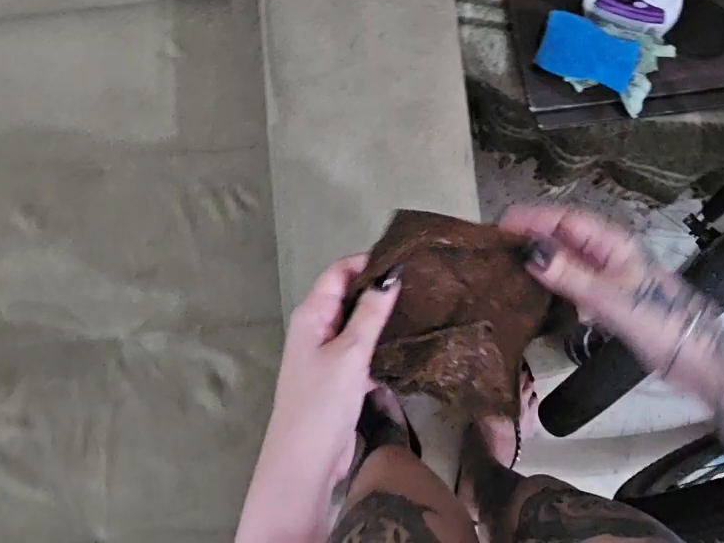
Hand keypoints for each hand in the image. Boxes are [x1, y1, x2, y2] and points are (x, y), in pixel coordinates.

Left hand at [236, 254, 401, 542]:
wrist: (305, 464)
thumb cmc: (323, 401)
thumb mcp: (351, 352)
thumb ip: (371, 312)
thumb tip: (391, 275)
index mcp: (311, 314)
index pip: (339, 271)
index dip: (367, 262)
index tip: (403, 260)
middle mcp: (316, 328)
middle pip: (348, 295)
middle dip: (378, 288)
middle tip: (418, 283)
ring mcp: (326, 354)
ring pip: (357, 324)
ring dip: (381, 318)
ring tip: (419, 309)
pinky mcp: (339, 378)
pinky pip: (362, 350)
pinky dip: (380, 345)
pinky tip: (406, 346)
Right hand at [500, 204, 723, 399]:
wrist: (702, 363)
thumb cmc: (664, 323)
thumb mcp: (613, 300)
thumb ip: (571, 277)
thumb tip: (530, 254)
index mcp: (613, 244)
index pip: (564, 220)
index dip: (533, 218)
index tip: (502, 222)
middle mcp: (608, 255)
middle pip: (563, 237)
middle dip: (532, 235)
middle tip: (498, 242)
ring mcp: (609, 278)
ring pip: (567, 259)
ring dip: (541, 258)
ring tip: (509, 264)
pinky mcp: (609, 301)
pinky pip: (573, 282)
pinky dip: (553, 283)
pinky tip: (536, 293)